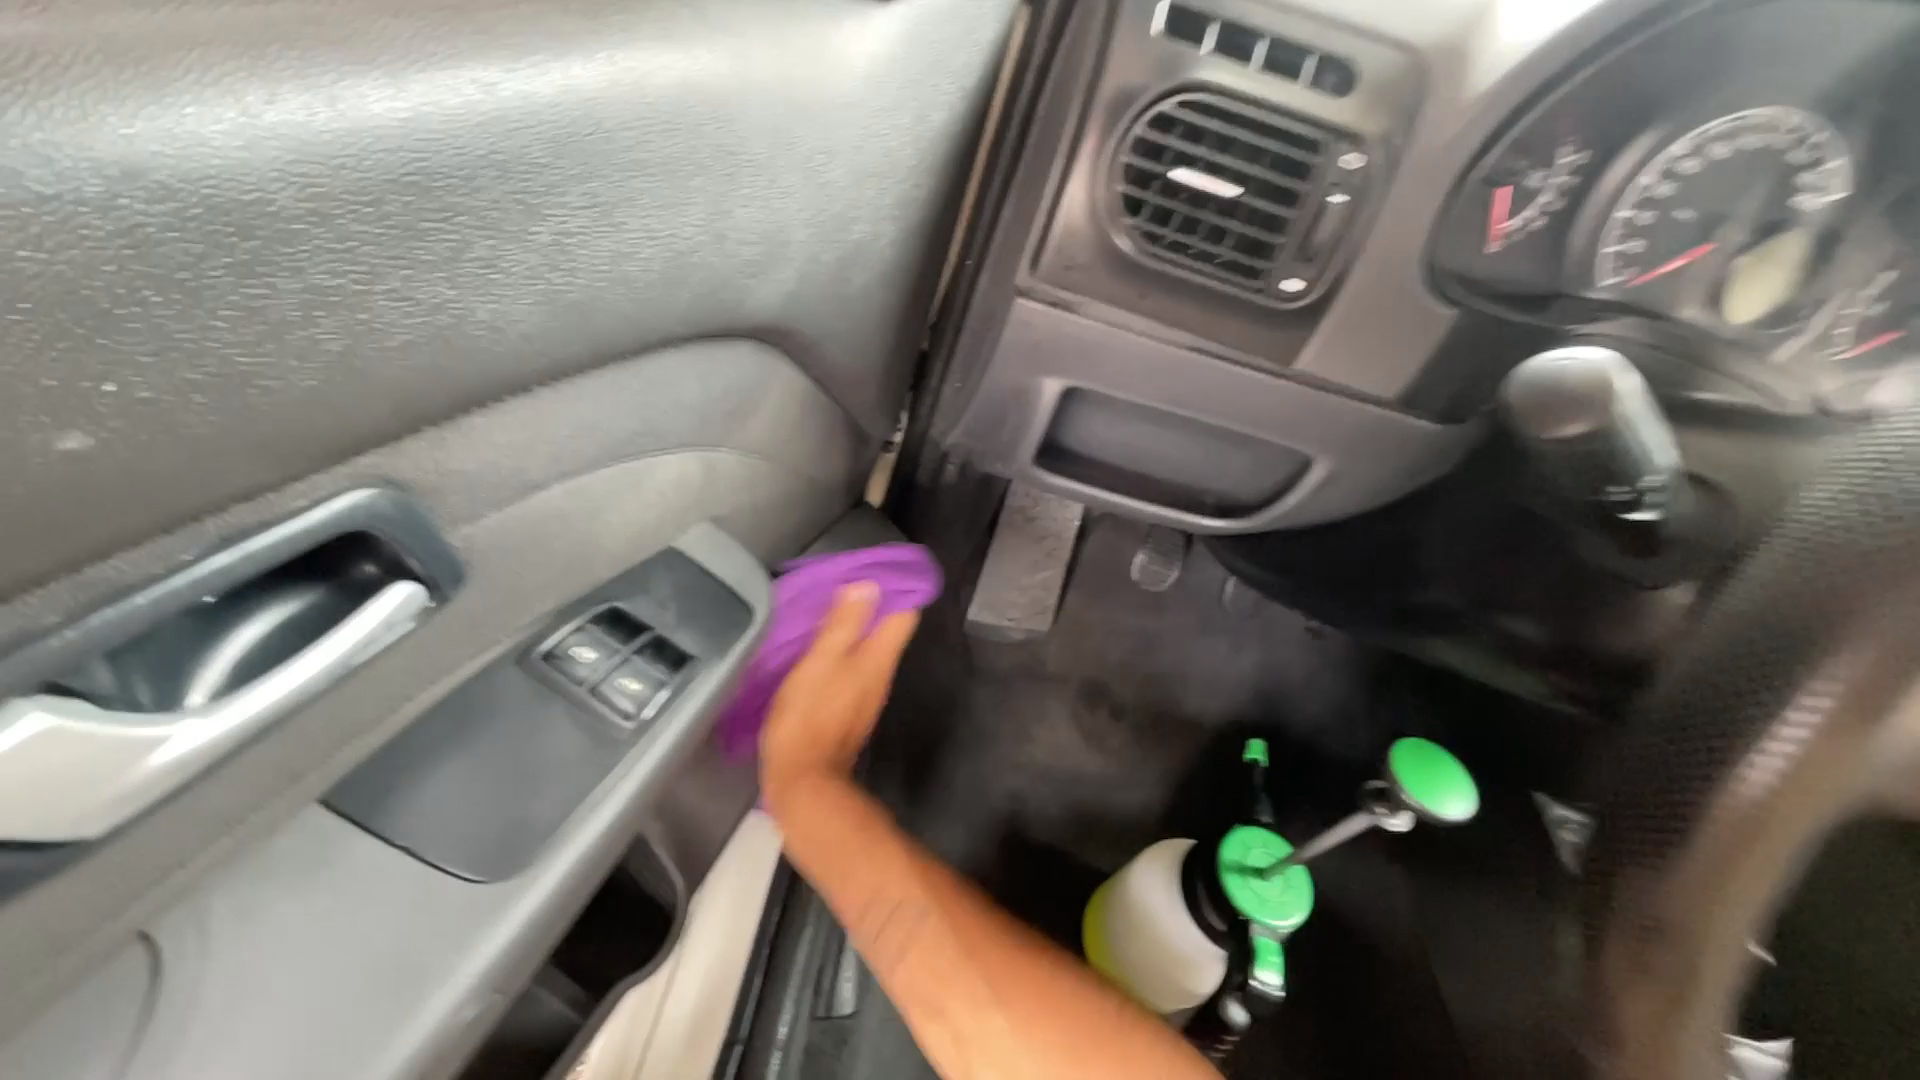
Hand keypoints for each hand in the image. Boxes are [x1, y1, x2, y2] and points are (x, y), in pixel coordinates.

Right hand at [760, 583, 919, 811]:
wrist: (803, 779)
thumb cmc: (809, 716)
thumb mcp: (821, 661)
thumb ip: (844, 624)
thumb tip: (869, 585)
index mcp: (880, 658)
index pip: (905, 613)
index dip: (896, 587)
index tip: (875, 567)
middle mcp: (881, 674)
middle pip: (889, 630)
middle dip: (873, 605)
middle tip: (844, 582)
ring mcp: (866, 694)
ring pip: (870, 649)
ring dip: (855, 628)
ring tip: (827, 609)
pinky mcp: (848, 709)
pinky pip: (853, 669)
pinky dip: (842, 652)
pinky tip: (818, 649)